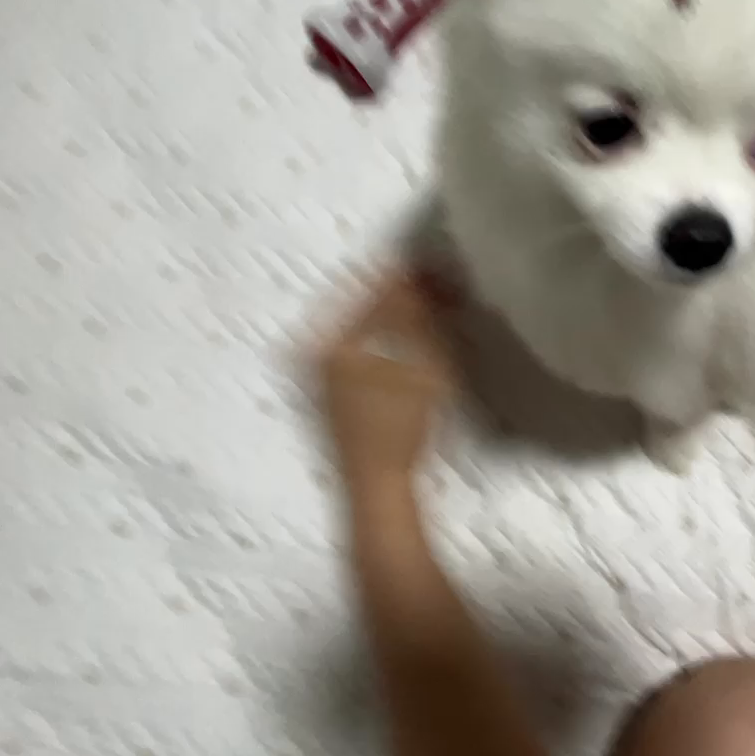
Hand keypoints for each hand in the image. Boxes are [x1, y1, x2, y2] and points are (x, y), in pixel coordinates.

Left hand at [316, 271, 456, 493]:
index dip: (409, 274)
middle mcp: (311, 349)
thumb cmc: (398, 429)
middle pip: (361, 302)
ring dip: (398, 311)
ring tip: (435, 304)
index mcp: (324, 339)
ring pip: (362, 322)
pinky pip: (361, 341)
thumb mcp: (420, 365)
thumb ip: (421, 314)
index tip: (443, 267)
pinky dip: (388, 332)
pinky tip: (416, 334)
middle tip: (442, 284)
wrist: (378, 488)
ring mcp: (317, 370)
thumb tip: (427, 272)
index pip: (368, 287)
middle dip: (404, 290)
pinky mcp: (330, 387)